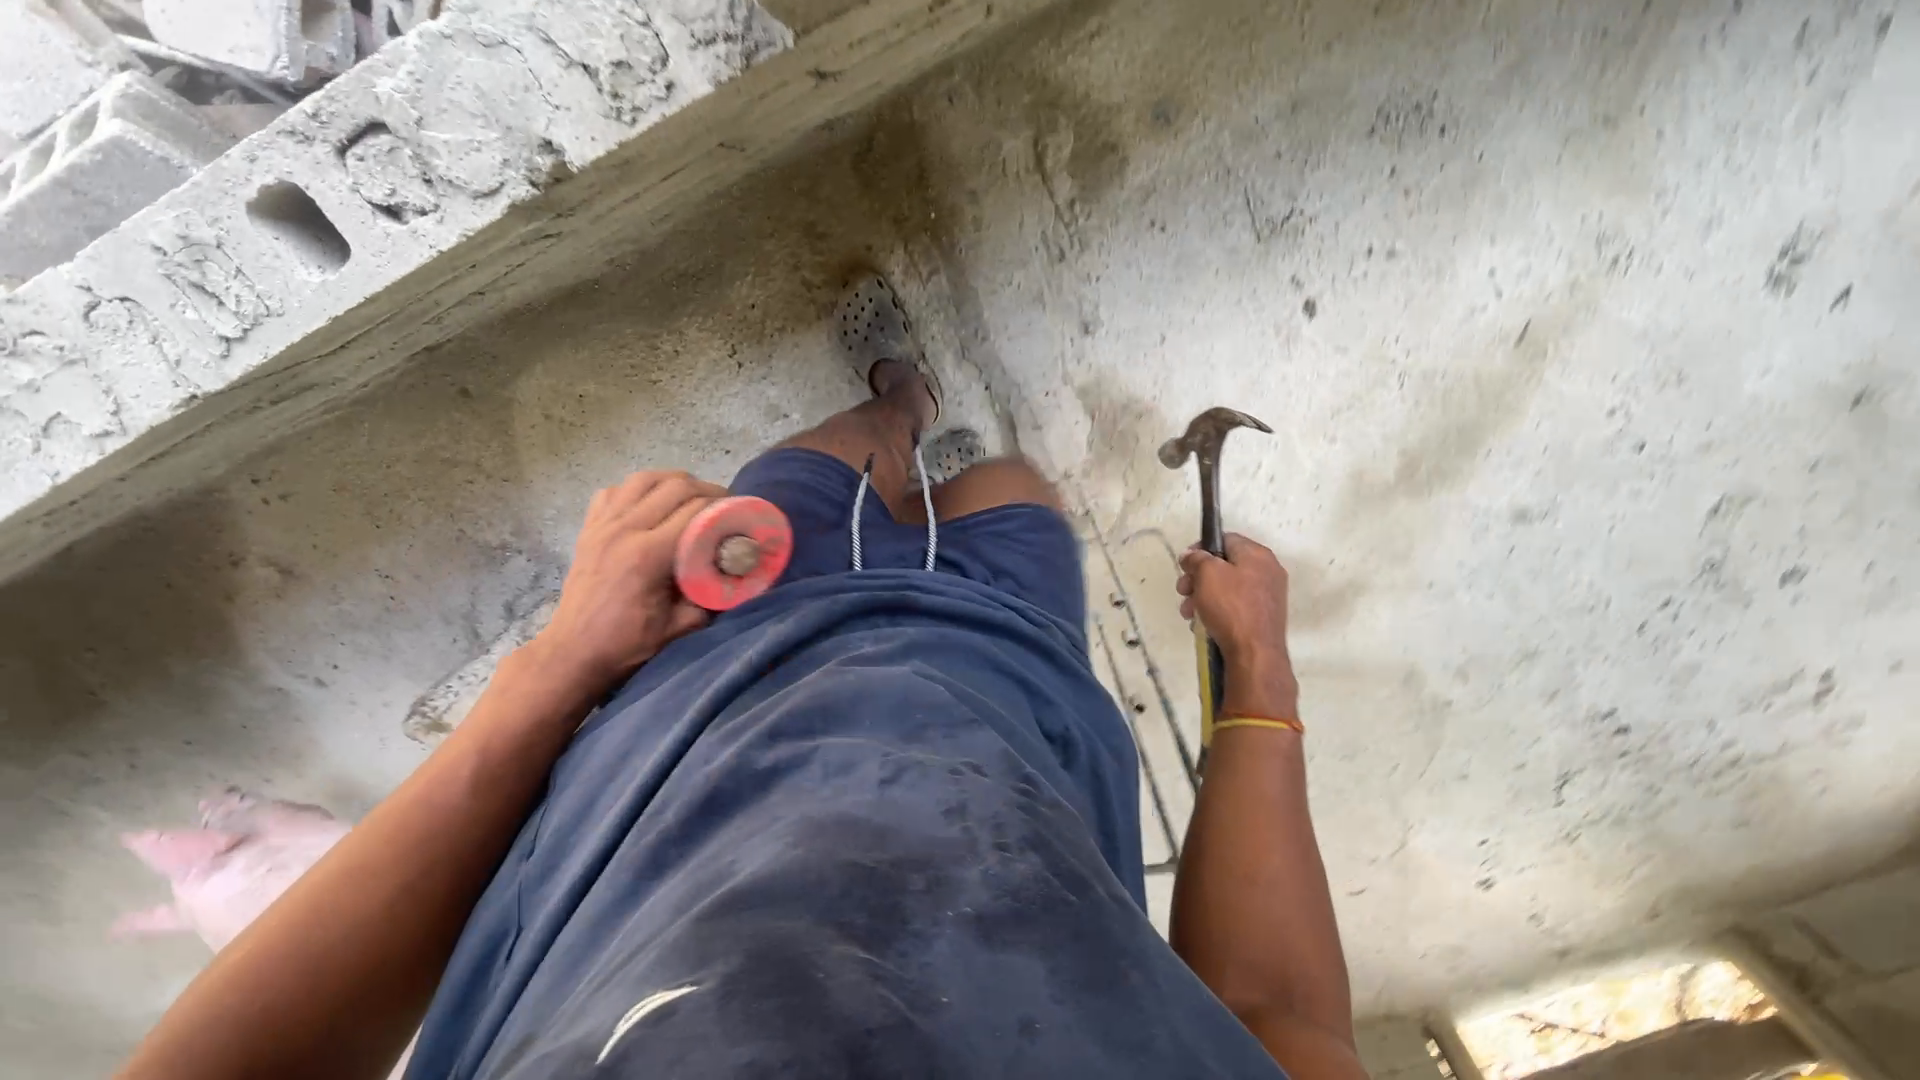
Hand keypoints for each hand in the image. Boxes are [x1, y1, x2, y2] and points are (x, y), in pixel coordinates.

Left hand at [529, 471, 729, 693]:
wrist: (574, 651)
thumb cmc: (627, 644)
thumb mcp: (681, 627)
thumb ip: (709, 597)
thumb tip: (734, 573)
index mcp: (648, 555)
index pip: (695, 510)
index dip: (724, 506)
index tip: (741, 513)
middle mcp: (624, 530)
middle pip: (674, 486)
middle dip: (707, 489)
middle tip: (724, 504)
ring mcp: (602, 525)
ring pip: (644, 479)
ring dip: (673, 481)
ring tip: (691, 496)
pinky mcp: (589, 528)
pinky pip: (616, 491)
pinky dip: (638, 490)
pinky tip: (651, 504)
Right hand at [1177, 534, 1298, 716]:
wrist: (1254, 653)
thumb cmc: (1230, 607)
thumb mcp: (1207, 574)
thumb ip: (1196, 558)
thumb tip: (1192, 556)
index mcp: (1257, 554)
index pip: (1225, 539)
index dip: (1200, 548)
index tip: (1185, 565)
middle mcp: (1267, 571)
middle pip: (1224, 565)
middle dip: (1198, 578)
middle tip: (1183, 592)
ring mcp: (1268, 595)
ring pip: (1227, 587)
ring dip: (1203, 596)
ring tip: (1188, 613)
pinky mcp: (1264, 616)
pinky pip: (1235, 605)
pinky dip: (1217, 610)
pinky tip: (1204, 623)